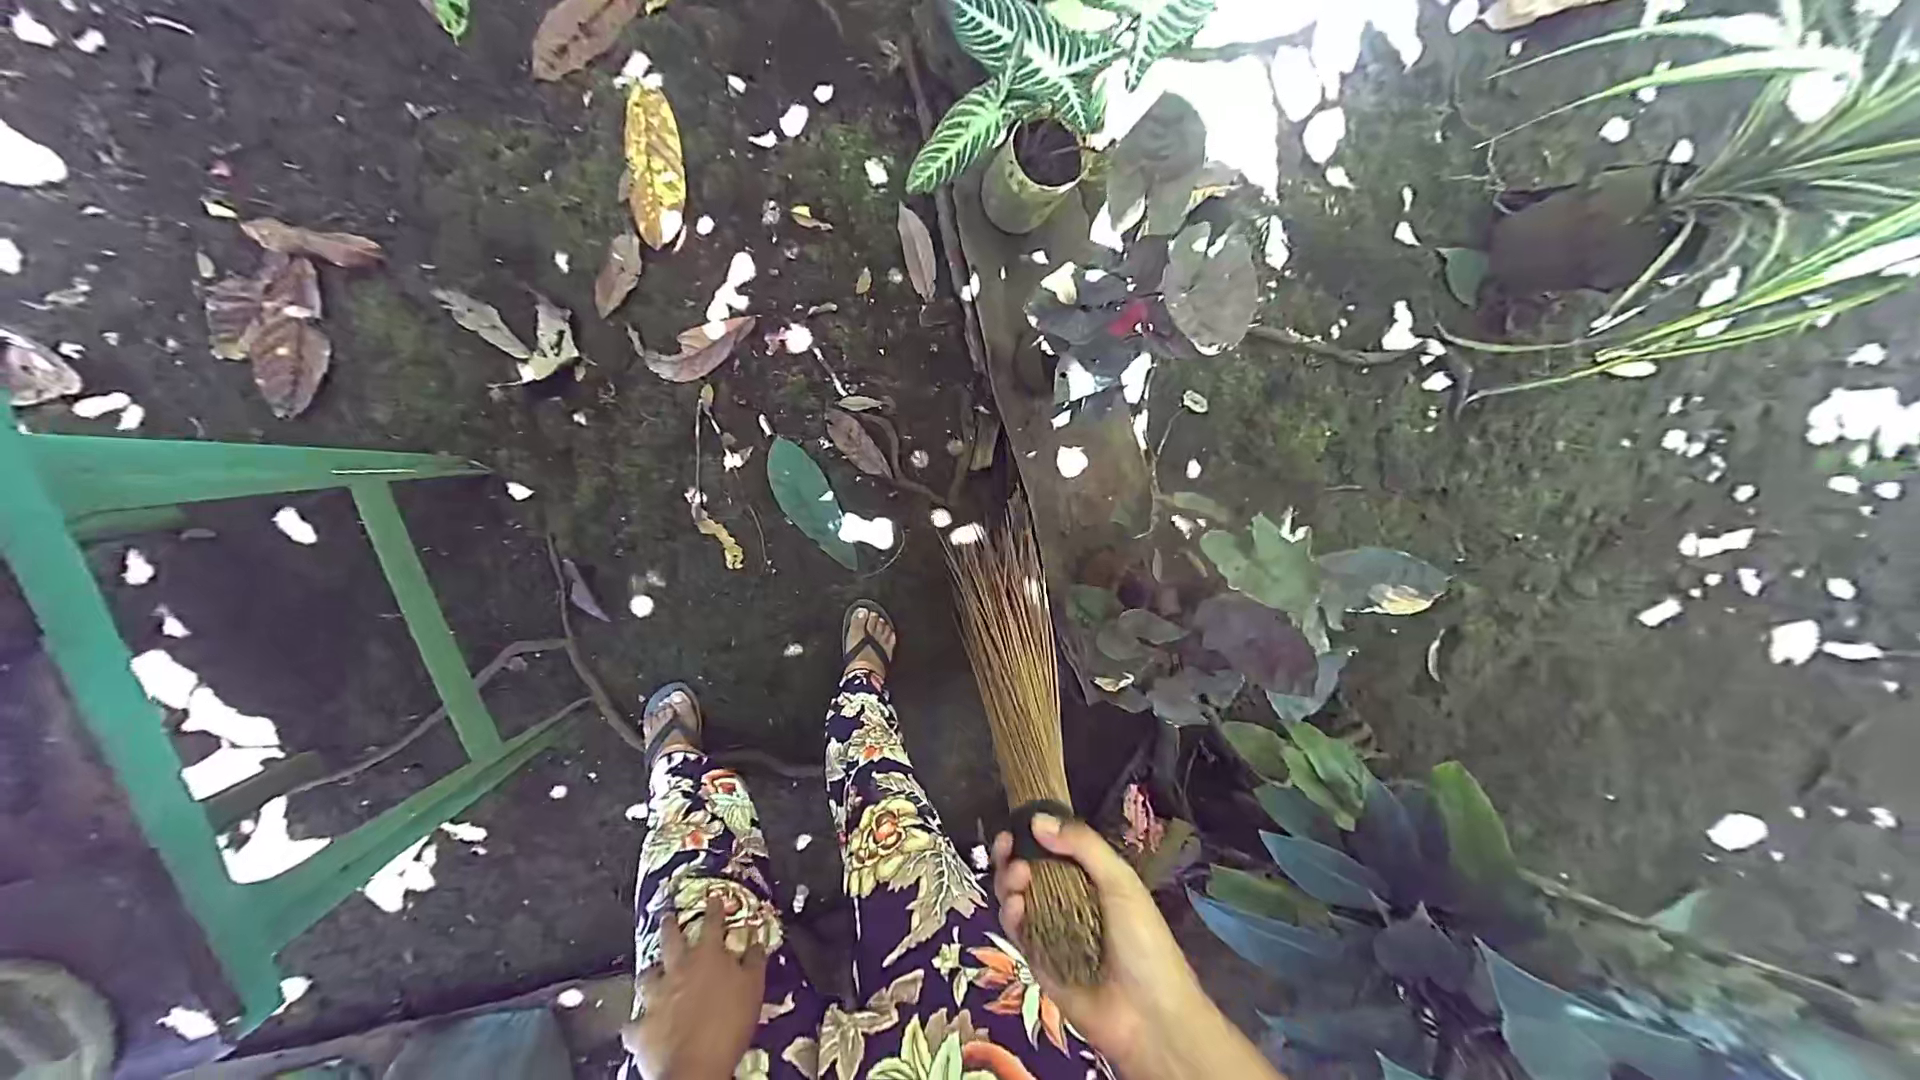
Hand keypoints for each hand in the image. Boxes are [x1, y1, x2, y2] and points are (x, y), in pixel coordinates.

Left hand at [622, 895, 766, 1079]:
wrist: (695, 1067)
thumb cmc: (730, 1022)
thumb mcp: (754, 987)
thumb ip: (754, 961)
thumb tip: (756, 942)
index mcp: (707, 955)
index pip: (711, 922)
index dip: (713, 908)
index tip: (713, 897)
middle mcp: (678, 969)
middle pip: (670, 940)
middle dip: (669, 925)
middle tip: (667, 917)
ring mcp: (656, 998)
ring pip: (647, 976)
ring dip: (650, 972)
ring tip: (651, 970)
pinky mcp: (640, 1028)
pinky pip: (632, 1024)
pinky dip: (636, 1023)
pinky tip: (637, 1024)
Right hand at [993, 815, 1279, 1079]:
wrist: (1150, 1017)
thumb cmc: (1143, 941)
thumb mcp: (1120, 880)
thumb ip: (1083, 844)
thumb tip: (1037, 819)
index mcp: (1087, 879)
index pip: (1050, 849)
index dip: (1030, 835)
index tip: (1016, 825)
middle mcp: (1064, 901)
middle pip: (1025, 870)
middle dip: (1011, 855)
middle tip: (1008, 848)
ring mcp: (1049, 931)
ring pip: (1015, 898)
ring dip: (1008, 881)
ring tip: (1019, 877)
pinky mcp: (1038, 962)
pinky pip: (1017, 933)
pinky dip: (1010, 916)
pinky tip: (1016, 907)